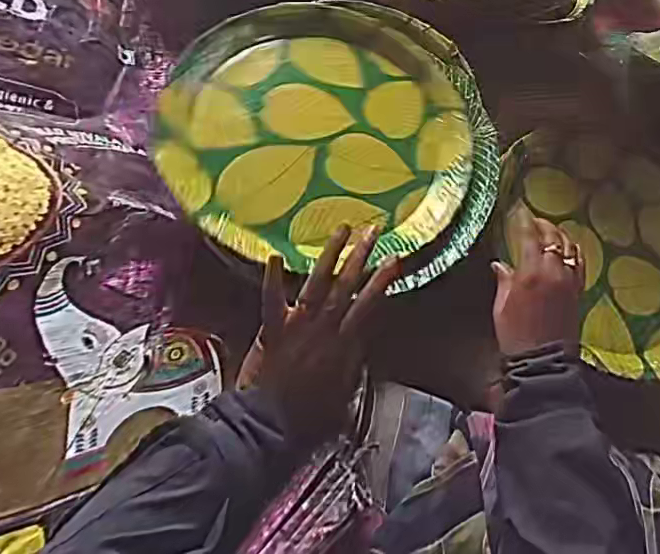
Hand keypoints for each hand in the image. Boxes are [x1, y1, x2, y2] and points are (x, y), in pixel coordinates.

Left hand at [235, 225, 398, 445]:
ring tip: (341, 229)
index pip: (368, 303)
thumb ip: (354, 366)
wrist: (265, 430)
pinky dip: (272, 278)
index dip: (382, 279)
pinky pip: (271, 300)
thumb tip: (363, 343)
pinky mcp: (271, 330)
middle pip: (346, 284)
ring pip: (317, 282)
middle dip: (361, 255)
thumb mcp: (344, 396)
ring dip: (330, 254)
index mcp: (343, 343)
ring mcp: (296, 325)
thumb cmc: (308, 420)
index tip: (395, 258)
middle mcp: (323, 327)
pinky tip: (274, 255)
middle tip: (373, 230)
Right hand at [492, 204, 583, 355]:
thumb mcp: (502, 307)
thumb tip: (500, 264)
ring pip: (568, 245)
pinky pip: (579, 261)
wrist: (543, 362)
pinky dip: (572, 250)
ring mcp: (569, 278)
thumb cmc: (516, 335)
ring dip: (557, 234)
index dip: (523, 218)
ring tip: (548, 231)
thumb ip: (504, 280)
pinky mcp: (578, 289)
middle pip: (551, 235)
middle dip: (541, 223)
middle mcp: (553, 270)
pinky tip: (566, 248)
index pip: (528, 234)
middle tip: (531, 219)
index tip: (517, 208)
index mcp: (531, 271)